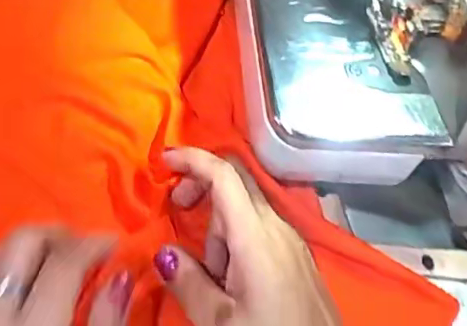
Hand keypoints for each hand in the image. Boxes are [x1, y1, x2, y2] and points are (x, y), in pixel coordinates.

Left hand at [0, 225, 132, 325]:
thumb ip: (104, 323)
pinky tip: (17, 275)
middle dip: (55, 233)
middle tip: (83, 242)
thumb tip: (121, 274)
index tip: (115, 239)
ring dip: (26, 245)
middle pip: (22, 243)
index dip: (92, 244)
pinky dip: (0, 266)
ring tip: (54, 253)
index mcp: (33, 322)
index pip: (63, 263)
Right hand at [157, 147, 339, 325]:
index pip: (223, 172)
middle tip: (177, 209)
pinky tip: (233, 277)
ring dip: (220, 221)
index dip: (191, 158)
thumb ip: (188, 281)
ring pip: (247, 208)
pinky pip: (263, 230)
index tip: (163, 161)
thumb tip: (166, 250)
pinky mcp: (303, 266)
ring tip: (210, 271)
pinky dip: (239, 237)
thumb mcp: (220, 325)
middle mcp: (279, 229)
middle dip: (201, 184)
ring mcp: (296, 246)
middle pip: (236, 181)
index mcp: (257, 236)